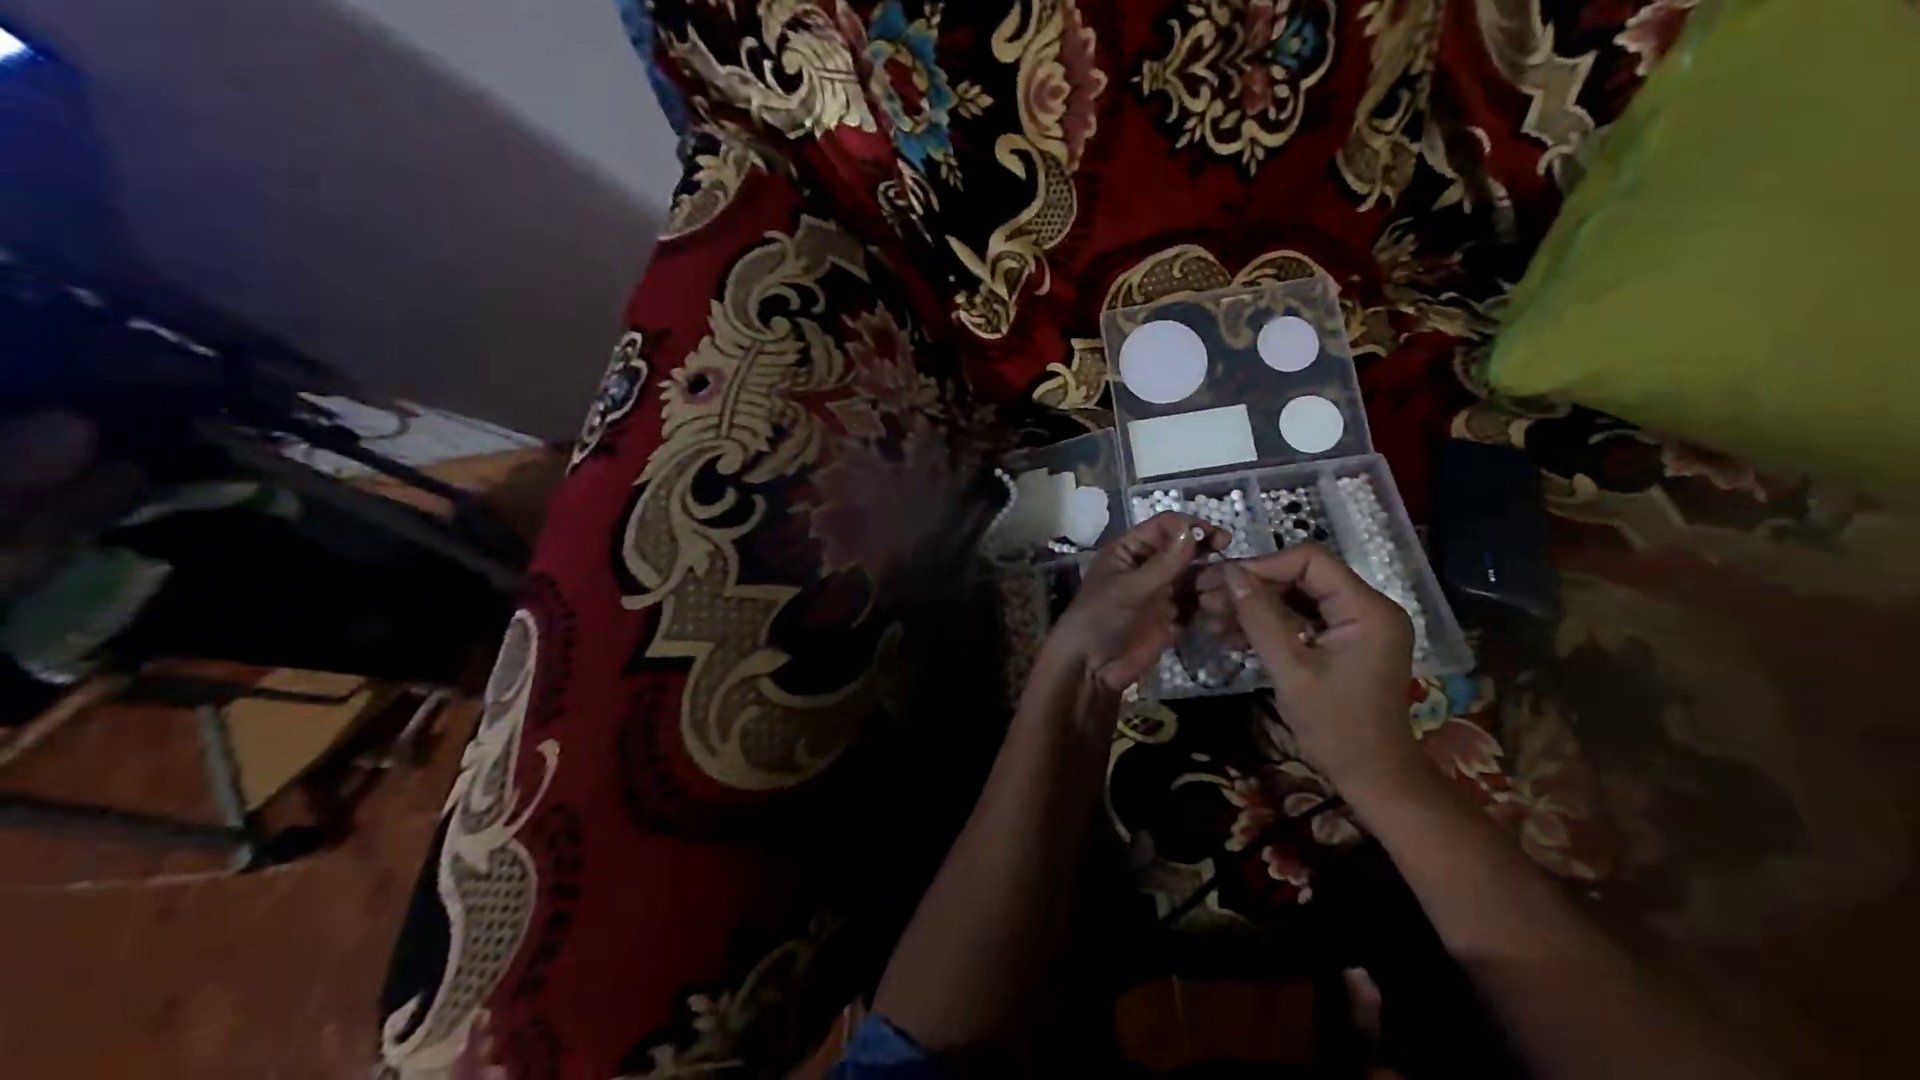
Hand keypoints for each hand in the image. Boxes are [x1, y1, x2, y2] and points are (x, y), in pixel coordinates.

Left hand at [1040, 512, 1224, 693]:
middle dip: (1205, 548)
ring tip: (1229, 581)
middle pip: (1183, 549)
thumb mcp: (1130, 588)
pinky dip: (1211, 600)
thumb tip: (1192, 531)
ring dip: (1211, 576)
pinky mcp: (1173, 617)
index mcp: (1129, 551)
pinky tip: (1224, 602)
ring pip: (1194, 575)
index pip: (1163, 527)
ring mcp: (1162, 592)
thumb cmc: (1101, 619)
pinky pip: (1198, 602)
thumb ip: (1164, 563)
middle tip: (1229, 550)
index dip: (1188, 527)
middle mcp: (1147, 566)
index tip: (1214, 535)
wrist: (1092, 668)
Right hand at [1200, 544, 1421, 795]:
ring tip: (1212, 617)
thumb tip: (1229, 574)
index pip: (1311, 562)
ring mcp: (1356, 624)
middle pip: (1301, 576)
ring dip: (1254, 605)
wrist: (1371, 774)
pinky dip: (1268, 623)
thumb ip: (1260, 618)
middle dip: (1253, 586)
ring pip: (1296, 596)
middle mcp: (1367, 608)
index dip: (1263, 565)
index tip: (1221, 582)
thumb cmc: (1335, 726)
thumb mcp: (1291, 671)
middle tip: (1207, 598)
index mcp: (1367, 610)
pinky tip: (1231, 634)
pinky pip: (1301, 618)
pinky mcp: (1343, 640)